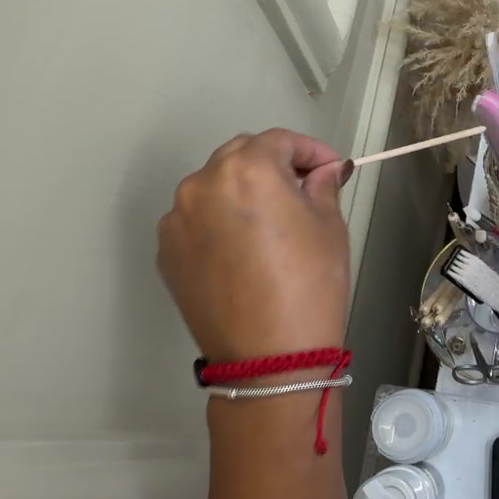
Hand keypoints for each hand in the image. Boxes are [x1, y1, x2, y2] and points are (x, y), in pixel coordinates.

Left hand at [158, 130, 350, 366]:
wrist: (269, 357)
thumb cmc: (310, 286)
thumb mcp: (329, 227)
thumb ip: (321, 185)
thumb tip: (322, 171)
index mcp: (248, 169)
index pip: (280, 140)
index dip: (311, 150)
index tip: (331, 169)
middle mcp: (202, 183)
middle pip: (241, 155)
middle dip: (275, 165)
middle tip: (306, 191)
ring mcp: (177, 218)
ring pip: (215, 186)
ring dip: (244, 191)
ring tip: (274, 223)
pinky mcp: (167, 251)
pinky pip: (198, 219)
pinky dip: (222, 220)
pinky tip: (247, 249)